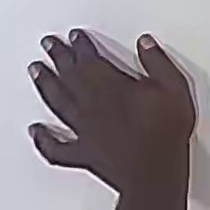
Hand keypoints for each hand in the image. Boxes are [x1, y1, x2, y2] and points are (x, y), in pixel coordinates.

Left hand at [30, 30, 196, 196]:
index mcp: (114, 89)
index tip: (74, 35)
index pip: (91, 61)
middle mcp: (94, 107)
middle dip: (58, 58)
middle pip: (70, 77)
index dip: (81, 46)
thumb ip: (157, 62)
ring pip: (59, 104)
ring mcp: (85, 132)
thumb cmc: (167, 131)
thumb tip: (144, 43)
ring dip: (46, 85)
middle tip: (47, 43)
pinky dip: (43, 139)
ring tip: (36, 71)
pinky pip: (56, 147)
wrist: (156, 174)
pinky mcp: (84, 154)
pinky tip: (35, 131)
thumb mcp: (174, 87)